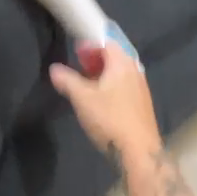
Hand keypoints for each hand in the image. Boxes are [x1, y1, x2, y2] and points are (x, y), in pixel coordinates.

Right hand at [50, 44, 160, 159]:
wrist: (138, 152)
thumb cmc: (109, 119)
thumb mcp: (82, 98)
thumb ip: (67, 80)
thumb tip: (54, 68)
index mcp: (122, 64)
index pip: (107, 43)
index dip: (90, 45)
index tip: (75, 51)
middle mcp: (135, 72)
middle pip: (115, 57)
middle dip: (96, 58)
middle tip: (80, 65)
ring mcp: (141, 89)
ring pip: (120, 73)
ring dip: (104, 73)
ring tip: (87, 82)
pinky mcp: (143, 105)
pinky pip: (125, 86)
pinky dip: (112, 85)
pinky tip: (101, 100)